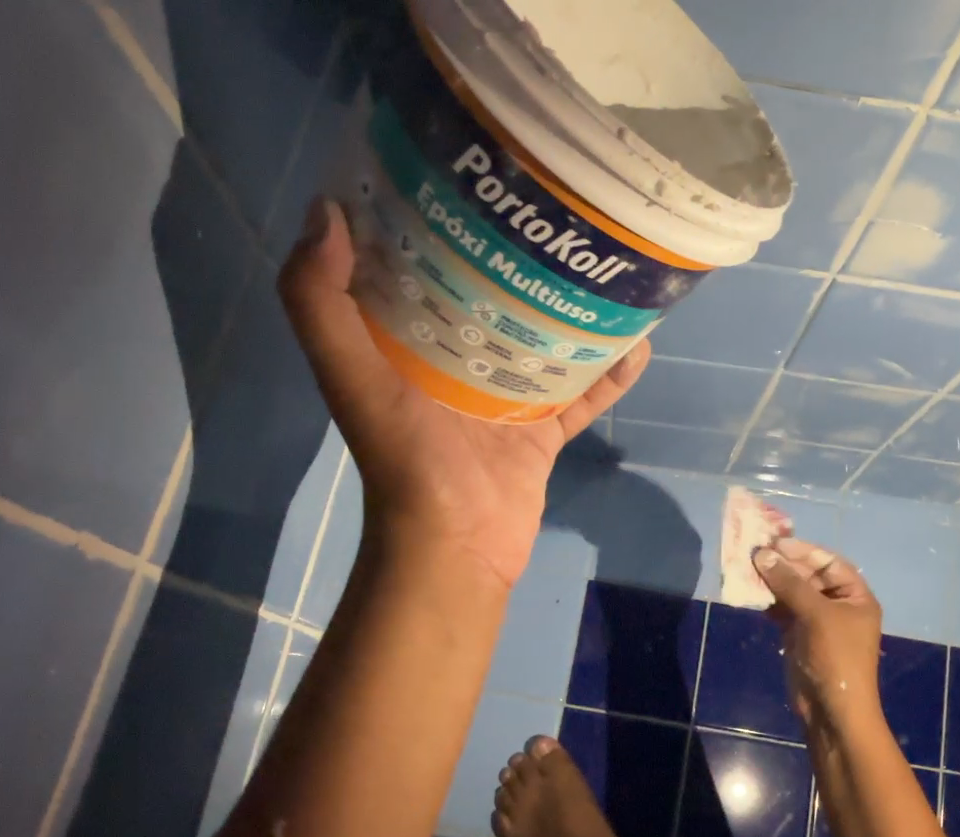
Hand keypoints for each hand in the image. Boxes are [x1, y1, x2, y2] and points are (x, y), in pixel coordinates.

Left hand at [279, 199, 649, 587]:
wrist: (456, 543)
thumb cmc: (405, 458)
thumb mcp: (351, 375)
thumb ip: (320, 303)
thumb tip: (328, 209)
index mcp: (404, 343)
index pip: (416, 266)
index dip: (432, 218)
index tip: (464, 170)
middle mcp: (453, 362)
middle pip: (490, 297)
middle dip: (517, 257)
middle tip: (554, 210)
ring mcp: (503, 398)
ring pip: (543, 340)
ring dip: (572, 309)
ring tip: (607, 266)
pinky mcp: (542, 430)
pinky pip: (581, 393)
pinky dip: (609, 372)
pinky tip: (639, 340)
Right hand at [753, 537, 883, 723]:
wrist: (832, 709)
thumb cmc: (836, 657)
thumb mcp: (817, 615)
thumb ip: (790, 583)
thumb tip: (762, 554)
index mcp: (855, 596)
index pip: (829, 563)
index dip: (803, 551)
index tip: (774, 543)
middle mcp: (838, 605)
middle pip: (808, 576)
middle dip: (783, 566)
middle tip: (753, 554)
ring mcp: (817, 622)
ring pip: (792, 593)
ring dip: (771, 582)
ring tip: (746, 570)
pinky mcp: (798, 637)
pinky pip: (782, 611)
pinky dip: (767, 602)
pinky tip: (750, 593)